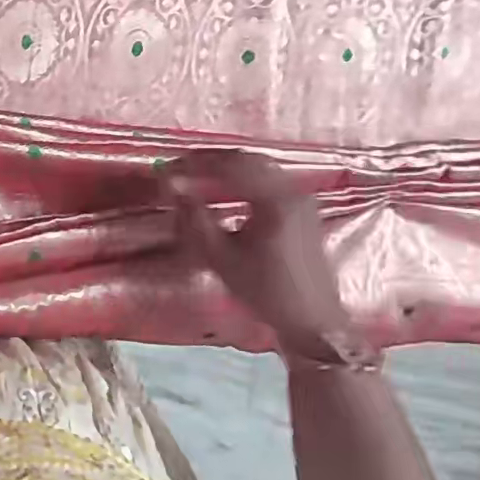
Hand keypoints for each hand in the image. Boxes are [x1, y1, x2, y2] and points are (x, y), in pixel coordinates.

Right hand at [163, 151, 375, 368]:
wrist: (312, 320)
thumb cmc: (265, 291)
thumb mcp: (221, 257)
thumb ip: (195, 218)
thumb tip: (172, 187)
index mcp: (275, 201)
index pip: (230, 167)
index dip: (195, 163)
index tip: (168, 167)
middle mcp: (292, 191)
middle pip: (246, 160)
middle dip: (210, 159)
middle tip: (179, 166)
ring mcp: (301, 197)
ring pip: (258, 166)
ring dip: (226, 166)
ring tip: (195, 174)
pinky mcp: (302, 207)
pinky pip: (268, 178)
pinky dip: (241, 176)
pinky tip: (223, 186)